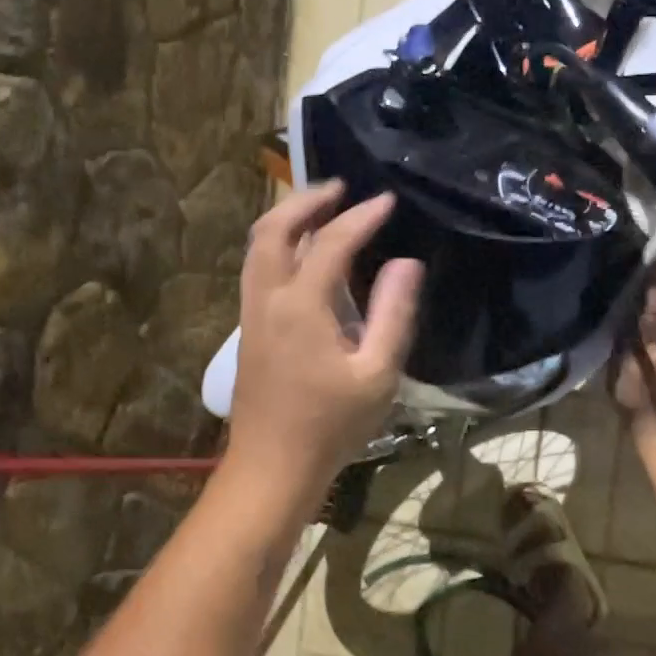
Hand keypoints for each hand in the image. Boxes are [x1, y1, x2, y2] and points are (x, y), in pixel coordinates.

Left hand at [227, 180, 423, 488]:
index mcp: (301, 305)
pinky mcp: (248, 332)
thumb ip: (393, 315)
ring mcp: (251, 314)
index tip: (389, 203)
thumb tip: (407, 264)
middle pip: (274, 228)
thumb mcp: (377, 374)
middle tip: (341, 189)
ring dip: (287, 220)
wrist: (273, 466)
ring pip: (257, 247)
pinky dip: (278, 245)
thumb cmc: (331, 426)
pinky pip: (257, 269)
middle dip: (306, 200)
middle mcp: (267, 299)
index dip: (362, 217)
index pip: (332, 242)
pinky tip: (305, 258)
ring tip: (322, 212)